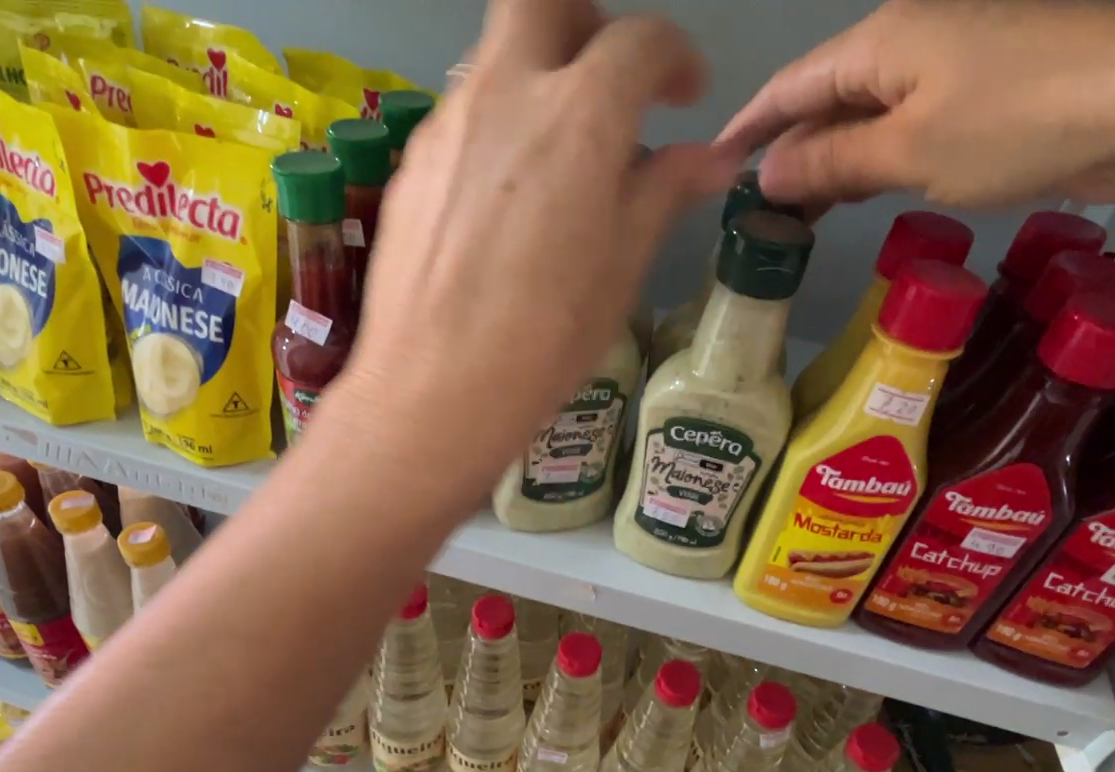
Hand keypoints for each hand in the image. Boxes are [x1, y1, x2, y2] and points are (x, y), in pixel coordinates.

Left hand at [325, 0, 740, 487]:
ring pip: (495, 63)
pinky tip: (503, 209)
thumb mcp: (622, 268)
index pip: (639, 41)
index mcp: (578, 116)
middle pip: (543, 1)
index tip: (683, 96)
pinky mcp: (409, 168)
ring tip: (558, 168)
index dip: (674, 58)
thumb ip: (662, 193)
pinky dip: (496, 136)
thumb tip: (706, 158)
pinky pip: (462, 122)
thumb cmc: (546, 339)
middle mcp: (504, 96)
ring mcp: (446, 127)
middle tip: (608, 86)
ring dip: (537, 87)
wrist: (434, 390)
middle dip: (587, 25)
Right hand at [716, 0, 1114, 209]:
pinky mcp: (994, 86)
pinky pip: (911, 121)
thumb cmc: (1019, 121)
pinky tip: (864, 188)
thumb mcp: (910, 150)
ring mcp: (959, 57)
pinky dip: (877, 157)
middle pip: (829, 96)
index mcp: (885, 38)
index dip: (748, 127)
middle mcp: (915, 35)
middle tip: (755, 206)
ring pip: (871, 111)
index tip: (710, 164)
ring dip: (832, 158)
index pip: (792, 84)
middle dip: (788, 148)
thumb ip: (833, 160)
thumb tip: (769, 173)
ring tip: (800, 210)